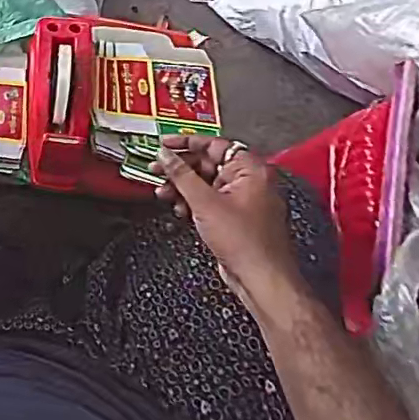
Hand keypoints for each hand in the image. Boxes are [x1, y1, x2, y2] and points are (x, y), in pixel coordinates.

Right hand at [154, 141, 301, 300]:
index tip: (165, 144)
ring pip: (206, 183)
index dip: (186, 143)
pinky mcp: (236, 217)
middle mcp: (250, 181)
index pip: (214, 144)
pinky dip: (193, 202)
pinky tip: (180, 209)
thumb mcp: (204, 202)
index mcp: (250, 170)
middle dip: (180, 170)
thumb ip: (181, 175)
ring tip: (164, 192)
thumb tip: (166, 155)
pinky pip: (210, 200)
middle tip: (158, 169)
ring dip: (183, 187)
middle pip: (208, 164)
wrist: (260, 277)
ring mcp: (243, 200)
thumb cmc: (246, 242)